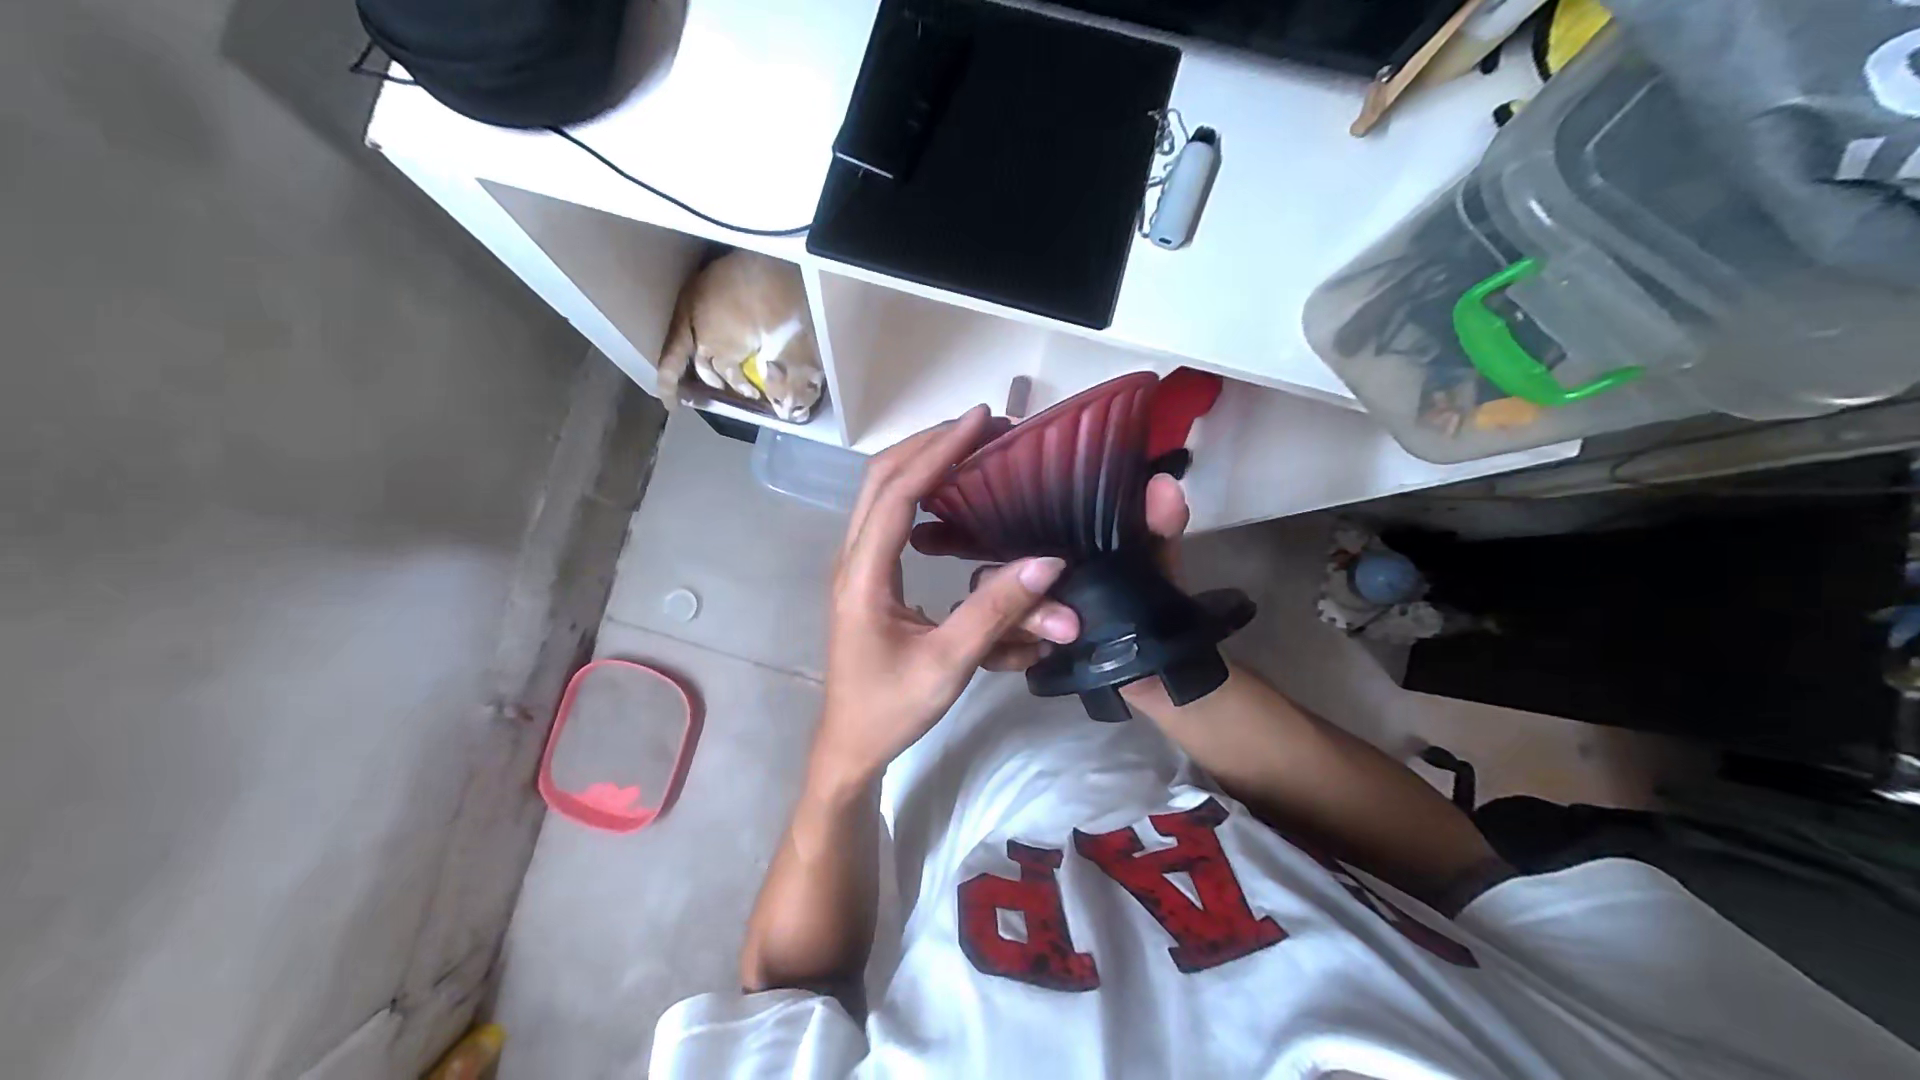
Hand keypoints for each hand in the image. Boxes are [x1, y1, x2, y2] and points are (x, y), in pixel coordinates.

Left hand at [814, 407, 1071, 790]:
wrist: (851, 743)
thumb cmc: (892, 708)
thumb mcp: (949, 664)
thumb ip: (996, 612)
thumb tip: (1048, 561)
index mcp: (864, 576)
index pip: (898, 493)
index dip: (939, 451)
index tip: (981, 420)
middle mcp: (852, 560)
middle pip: (881, 478)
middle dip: (930, 443)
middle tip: (983, 428)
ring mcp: (856, 566)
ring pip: (880, 492)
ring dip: (921, 461)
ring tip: (970, 446)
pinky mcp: (867, 576)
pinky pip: (888, 516)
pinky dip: (917, 490)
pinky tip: (949, 492)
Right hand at [915, 468, 1194, 707]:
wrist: (1155, 663)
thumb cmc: (1150, 597)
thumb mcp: (1156, 558)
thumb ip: (1160, 525)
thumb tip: (1164, 484)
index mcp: (1043, 545)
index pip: (994, 532)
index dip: (960, 531)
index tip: (935, 534)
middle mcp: (1021, 575)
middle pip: (989, 579)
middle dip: (1015, 594)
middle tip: (1067, 621)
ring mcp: (1015, 616)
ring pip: (985, 616)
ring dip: (1016, 626)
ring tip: (1065, 636)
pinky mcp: (1018, 649)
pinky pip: (991, 651)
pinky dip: (1010, 654)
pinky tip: (1042, 655)